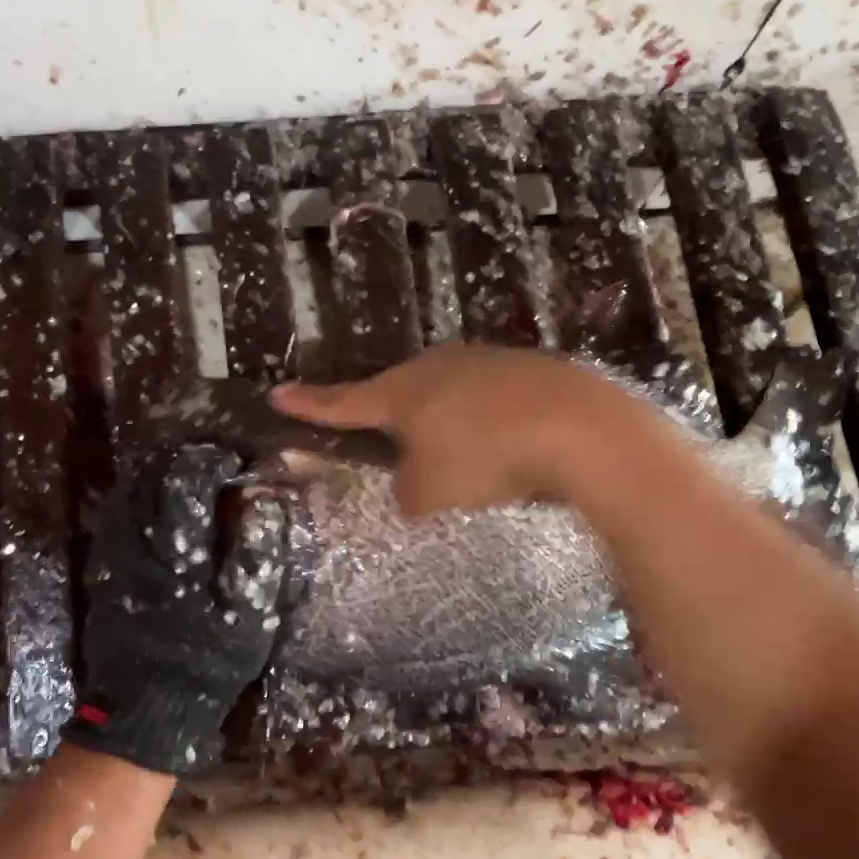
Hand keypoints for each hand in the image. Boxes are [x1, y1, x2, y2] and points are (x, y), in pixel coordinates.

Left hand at [64, 444, 287, 775]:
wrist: (146, 706)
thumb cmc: (206, 659)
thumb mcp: (249, 613)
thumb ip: (256, 551)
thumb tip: (265, 497)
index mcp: (180, 548)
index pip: (190, 480)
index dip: (213, 460)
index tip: (234, 460)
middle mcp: (142, 541)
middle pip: (152, 476)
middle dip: (182, 459)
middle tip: (208, 461)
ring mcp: (116, 553)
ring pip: (129, 491)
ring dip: (156, 474)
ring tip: (183, 476)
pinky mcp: (103, 568)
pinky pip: (115, 515)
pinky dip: (135, 497)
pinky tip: (153, 504)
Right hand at [270, 344, 626, 515]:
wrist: (582, 428)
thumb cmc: (487, 460)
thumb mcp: (429, 497)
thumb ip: (408, 493)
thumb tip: (418, 482)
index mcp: (402, 392)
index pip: (342, 401)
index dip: (308, 404)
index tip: (276, 393)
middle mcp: (438, 366)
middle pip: (401, 396)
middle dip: (394, 422)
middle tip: (396, 450)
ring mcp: (487, 361)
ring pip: (452, 397)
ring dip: (451, 427)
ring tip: (473, 466)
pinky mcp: (531, 370)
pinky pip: (494, 401)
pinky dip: (494, 427)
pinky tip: (515, 451)